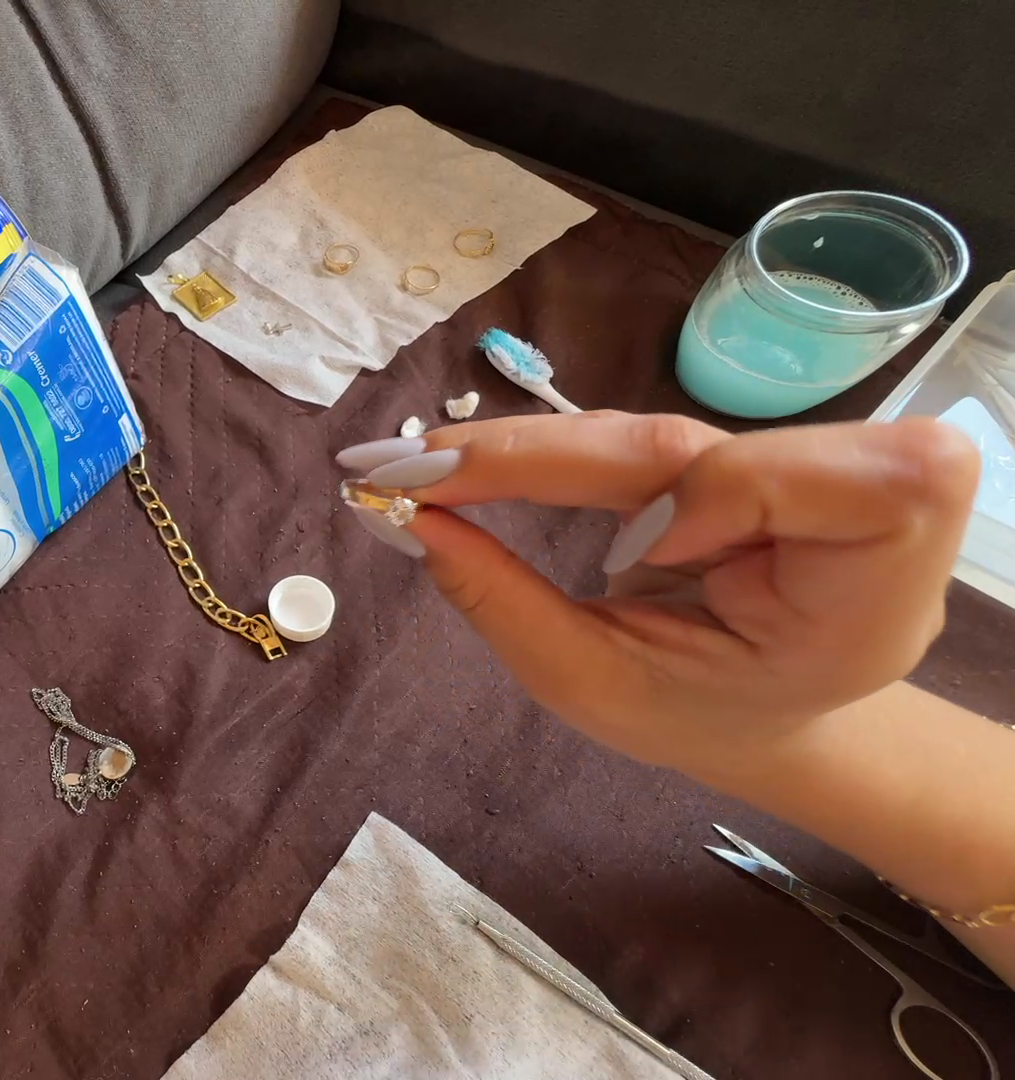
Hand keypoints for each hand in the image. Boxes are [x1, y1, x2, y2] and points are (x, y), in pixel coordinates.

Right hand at [336, 411, 979, 773]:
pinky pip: (600, 436)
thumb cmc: (687, 715)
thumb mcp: (592, 684)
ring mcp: (749, 471)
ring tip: (406, 474)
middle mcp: (820, 511)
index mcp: (856, 597)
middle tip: (397, 475)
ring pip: (621, 427)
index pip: (856, 483)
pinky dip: (517, 453)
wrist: (747, 707)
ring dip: (504, 449)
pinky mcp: (692, 458)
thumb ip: (503, 601)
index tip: (635, 551)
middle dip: (525, 454)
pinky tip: (450, 467)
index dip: (737, 492)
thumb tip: (409, 519)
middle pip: (675, 439)